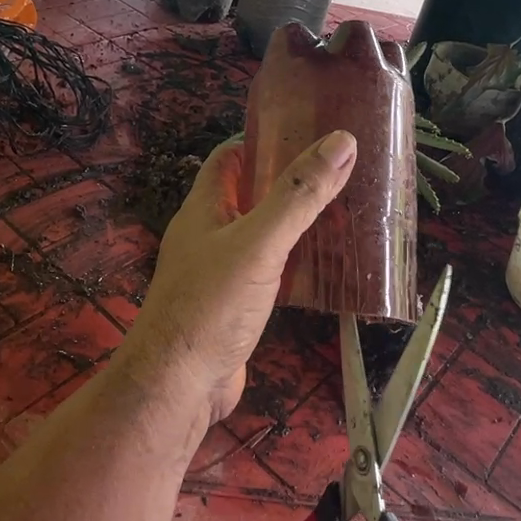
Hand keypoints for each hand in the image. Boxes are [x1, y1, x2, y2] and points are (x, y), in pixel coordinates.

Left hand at [118, 130, 357, 422]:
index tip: (308, 135)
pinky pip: (266, 274)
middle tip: (338, 178)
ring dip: (293, 227)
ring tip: (342, 218)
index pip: (230, 156)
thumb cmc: (211, 304)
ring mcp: (217, 272)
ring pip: (259, 236)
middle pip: (248, 194)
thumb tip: (341, 141)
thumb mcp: (259, 243)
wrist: (178, 386)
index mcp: (204, 207)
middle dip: (288, 184)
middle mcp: (207, 233)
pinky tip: (324, 272)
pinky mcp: (232, 307)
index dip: (264, 141)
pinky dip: (292, 267)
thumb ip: (299, 195)